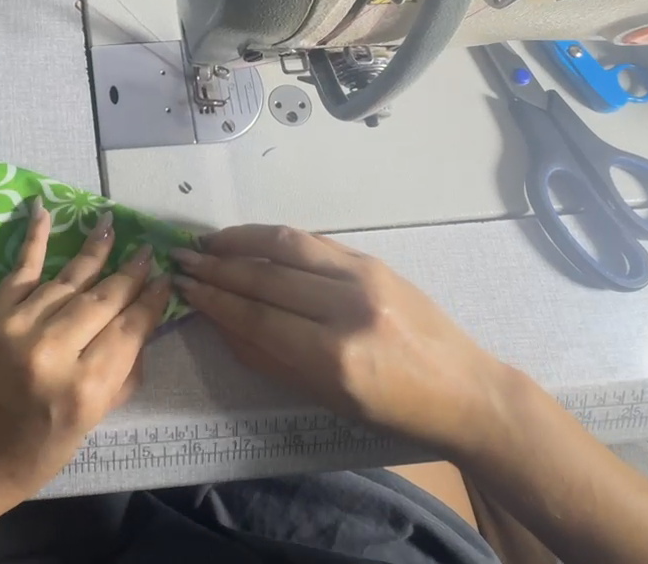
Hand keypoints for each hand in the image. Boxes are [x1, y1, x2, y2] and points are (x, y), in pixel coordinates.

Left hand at [0, 202, 171, 561]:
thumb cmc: (23, 460)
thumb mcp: (82, 434)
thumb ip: (115, 385)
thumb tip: (140, 338)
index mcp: (84, 391)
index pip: (130, 332)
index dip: (151, 303)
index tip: (166, 280)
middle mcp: (55, 352)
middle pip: (104, 300)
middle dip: (130, 273)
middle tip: (148, 251)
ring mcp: (20, 327)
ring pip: (69, 281)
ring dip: (94, 251)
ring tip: (112, 227)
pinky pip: (21, 269)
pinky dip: (35, 239)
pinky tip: (46, 212)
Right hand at [172, 224, 513, 459]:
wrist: (466, 389)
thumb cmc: (393, 409)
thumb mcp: (325, 398)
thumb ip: (268, 357)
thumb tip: (220, 321)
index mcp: (335, 356)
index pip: (256, 318)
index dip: (213, 299)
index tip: (182, 286)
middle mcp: (346, 308)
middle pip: (264, 277)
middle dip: (216, 267)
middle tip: (181, 260)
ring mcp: (362, 277)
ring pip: (284, 245)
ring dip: (238, 240)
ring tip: (207, 241)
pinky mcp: (371, 259)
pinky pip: (309, 242)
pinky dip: (271, 238)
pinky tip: (248, 239)